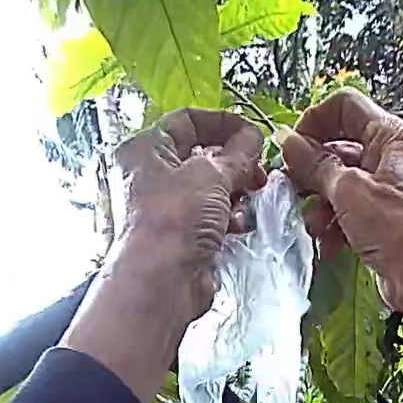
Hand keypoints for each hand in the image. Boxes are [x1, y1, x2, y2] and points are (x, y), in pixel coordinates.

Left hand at [61, 108, 267, 402]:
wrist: (162, 280)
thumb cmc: (175, 218)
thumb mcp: (212, 174)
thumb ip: (237, 152)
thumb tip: (253, 137)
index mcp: (144, 149)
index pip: (188, 122)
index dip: (224, 123)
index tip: (254, 133)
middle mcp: (149, 177)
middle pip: (202, 160)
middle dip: (235, 166)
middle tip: (259, 174)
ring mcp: (165, 211)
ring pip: (210, 193)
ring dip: (235, 196)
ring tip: (248, 204)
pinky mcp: (181, 240)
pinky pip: (211, 220)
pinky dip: (228, 220)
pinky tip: (237, 228)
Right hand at [279, 90, 402, 341]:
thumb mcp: (349, 191)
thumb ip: (315, 165)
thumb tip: (290, 144)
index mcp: (389, 137)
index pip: (344, 107)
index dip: (315, 121)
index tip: (294, 146)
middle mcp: (388, 160)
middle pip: (336, 150)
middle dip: (312, 172)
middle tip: (293, 188)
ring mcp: (384, 192)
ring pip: (338, 186)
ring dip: (320, 206)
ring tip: (316, 224)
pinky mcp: (379, 222)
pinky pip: (347, 214)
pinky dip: (334, 227)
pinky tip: (329, 243)